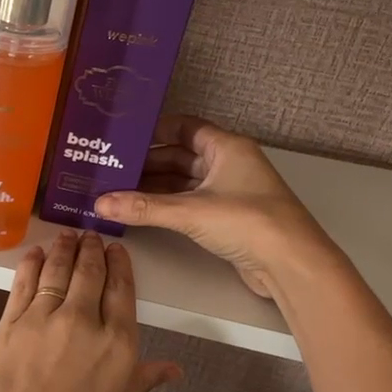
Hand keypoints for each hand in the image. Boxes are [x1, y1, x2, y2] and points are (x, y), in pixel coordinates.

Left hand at [0, 232, 179, 391]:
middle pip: (89, 273)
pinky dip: (31, 264)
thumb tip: (173, 369)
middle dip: (91, 250)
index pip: (122, 290)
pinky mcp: (11, 321)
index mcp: (119, 343)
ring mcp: (45, 317)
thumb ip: (144, 378)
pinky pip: (24, 282)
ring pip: (57, 271)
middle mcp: (85, 321)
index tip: (115, 249)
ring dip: (63, 249)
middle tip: (90, 236)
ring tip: (67, 236)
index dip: (118, 265)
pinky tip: (35, 253)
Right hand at [93, 115, 335, 298]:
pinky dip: (165, 204)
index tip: (123, 138)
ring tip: (117, 189)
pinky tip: (140, 210)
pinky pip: (188, 202)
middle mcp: (228, 164)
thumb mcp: (191, 211)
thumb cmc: (250, 223)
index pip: (184, 127)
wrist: (290, 264)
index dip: (154, 130)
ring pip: (182, 181)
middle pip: (179, 155)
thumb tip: (101, 203)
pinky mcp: (226, 216)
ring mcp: (228, 191)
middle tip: (110, 168)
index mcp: (226, 148)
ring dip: (153, 186)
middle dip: (146, 162)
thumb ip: (143, 207)